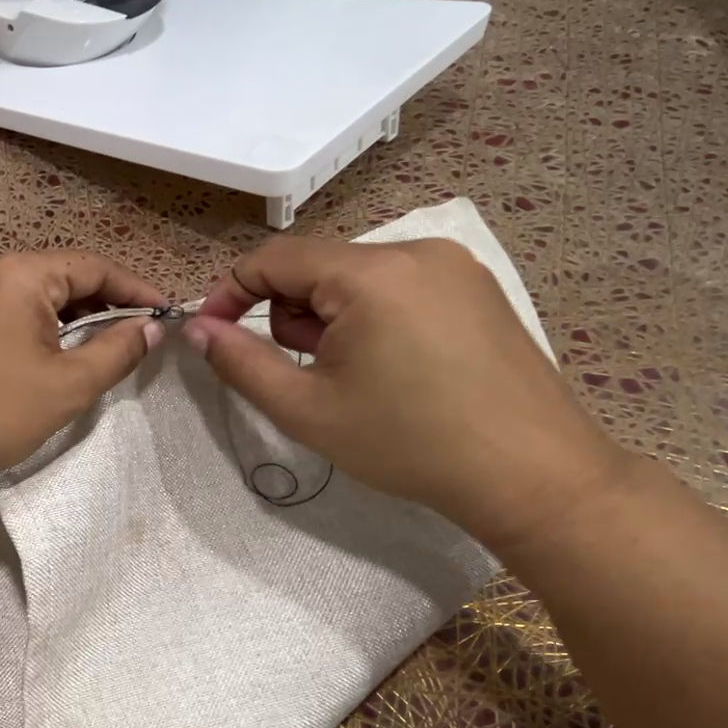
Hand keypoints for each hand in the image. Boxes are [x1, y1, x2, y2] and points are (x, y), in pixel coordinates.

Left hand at [0, 251, 167, 498]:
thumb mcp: (70, 385)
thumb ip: (119, 349)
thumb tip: (150, 327)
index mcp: (16, 273)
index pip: (91, 267)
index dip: (134, 289)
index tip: (163, 312)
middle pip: (54, 275)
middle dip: (96, 301)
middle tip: (129, 332)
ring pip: (21, 293)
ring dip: (58, 315)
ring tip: (87, 344)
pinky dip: (21, 324)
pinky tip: (33, 353)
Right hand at [182, 235, 629, 548]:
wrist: (532, 475)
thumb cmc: (407, 442)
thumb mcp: (303, 407)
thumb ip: (239, 361)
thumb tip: (195, 328)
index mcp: (372, 274)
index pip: (272, 258)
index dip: (229, 293)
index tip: (210, 335)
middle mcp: (416, 252)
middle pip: (313, 265)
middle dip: (285, 313)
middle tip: (298, 372)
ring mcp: (453, 268)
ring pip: (352, 277)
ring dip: (326, 318)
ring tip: (346, 375)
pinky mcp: (475, 289)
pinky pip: (393, 286)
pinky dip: (366, 317)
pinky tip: (386, 366)